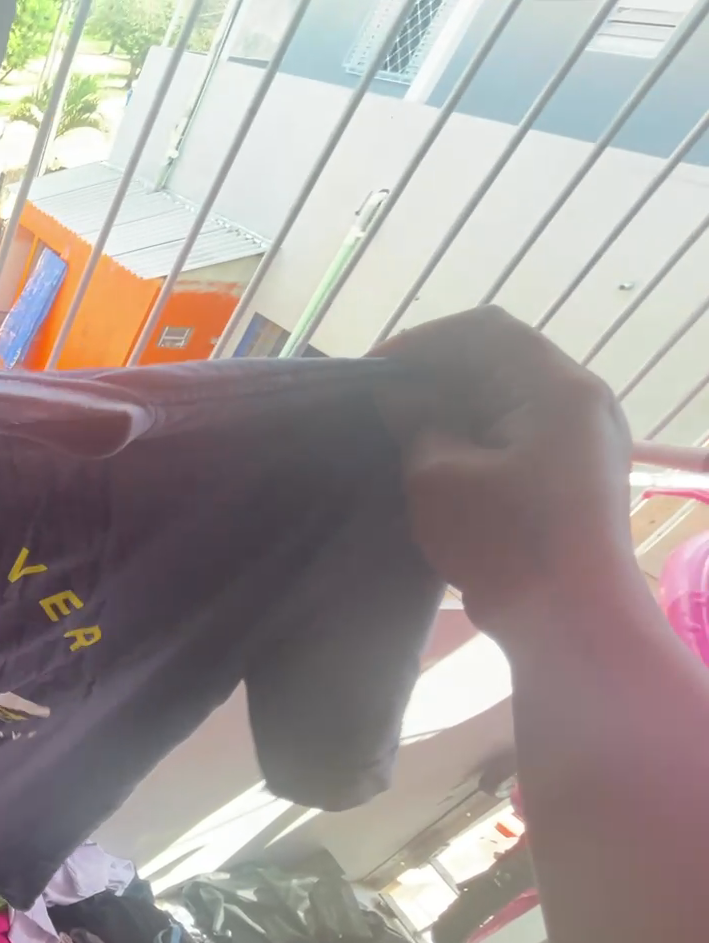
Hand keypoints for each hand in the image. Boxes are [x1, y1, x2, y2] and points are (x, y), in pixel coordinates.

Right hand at [374, 307, 635, 638]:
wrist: (566, 612)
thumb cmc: (502, 537)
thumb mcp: (437, 472)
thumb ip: (416, 418)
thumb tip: (396, 391)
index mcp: (554, 390)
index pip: (481, 331)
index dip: (417, 343)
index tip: (366, 376)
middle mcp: (576, 399)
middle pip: (494, 355)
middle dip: (426, 371)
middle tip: (371, 403)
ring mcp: (575, 432)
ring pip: (499, 389)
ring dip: (442, 399)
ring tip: (391, 427)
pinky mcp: (563, 463)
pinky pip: (507, 421)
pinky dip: (462, 423)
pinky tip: (426, 450)